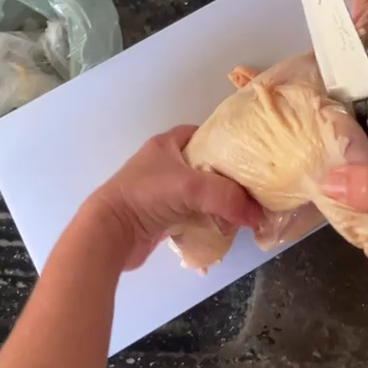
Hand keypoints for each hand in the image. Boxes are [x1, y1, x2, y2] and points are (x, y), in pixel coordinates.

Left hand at [81, 126, 264, 270]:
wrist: (110, 233)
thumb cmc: (147, 196)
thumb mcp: (191, 187)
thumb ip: (227, 197)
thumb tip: (257, 216)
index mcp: (166, 144)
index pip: (202, 134)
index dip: (225, 143)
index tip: (247, 157)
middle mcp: (163, 164)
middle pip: (204, 166)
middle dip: (227, 179)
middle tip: (251, 190)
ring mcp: (161, 192)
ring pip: (199, 193)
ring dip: (218, 204)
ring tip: (242, 213)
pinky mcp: (160, 217)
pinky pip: (191, 215)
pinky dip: (206, 222)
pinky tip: (223, 231)